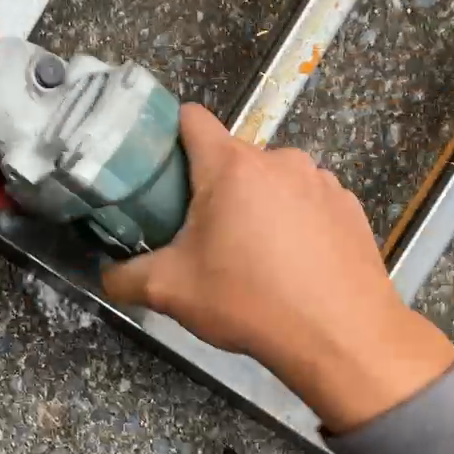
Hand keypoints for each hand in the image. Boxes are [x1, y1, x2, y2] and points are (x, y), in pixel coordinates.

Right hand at [103, 105, 453, 433]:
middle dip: (206, 187)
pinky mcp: (348, 206)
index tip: (152, 168)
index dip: (165, 135)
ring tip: (243, 253)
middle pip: (227, 157)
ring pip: (266, 180)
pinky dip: (287, 221)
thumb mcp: (167, 292)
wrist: (341, 335)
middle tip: (193, 234)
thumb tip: (105, 274)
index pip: (191, 119)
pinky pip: (302, 200)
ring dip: (249, 204)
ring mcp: (320, 181)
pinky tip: (284, 262)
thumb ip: (122, 277)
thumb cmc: (249, 302)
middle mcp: (279, 161)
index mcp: (230, 168)